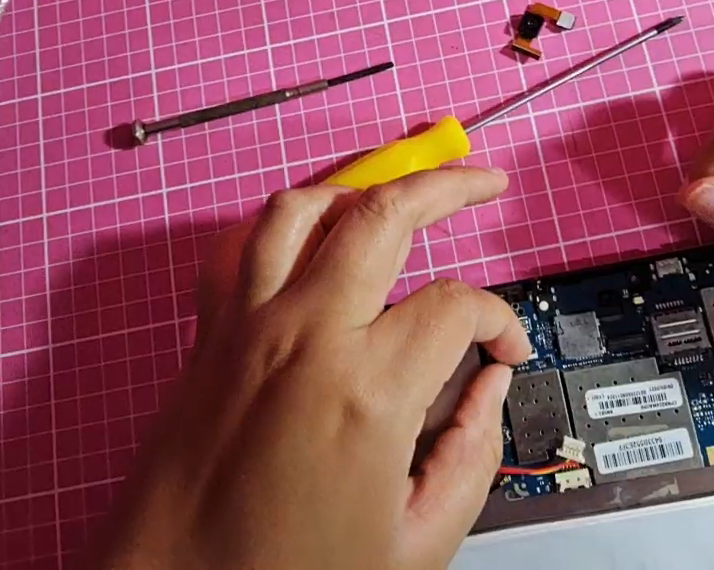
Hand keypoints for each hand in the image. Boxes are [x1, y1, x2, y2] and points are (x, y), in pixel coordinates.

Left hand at [96, 167, 531, 569]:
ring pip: (304, 208)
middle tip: (483, 180)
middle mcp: (305, 335)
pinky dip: (280, 222)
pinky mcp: (209, 333)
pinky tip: (308, 229)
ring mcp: (249, 324)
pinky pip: (240, 245)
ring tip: (397, 188)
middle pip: (384, 215)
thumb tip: (490, 384)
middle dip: (447, 185)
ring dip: (360, 185)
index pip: (455, 307)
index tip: (504, 346)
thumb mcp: (414, 547)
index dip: (498, 319)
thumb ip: (471, 455)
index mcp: (366, 392)